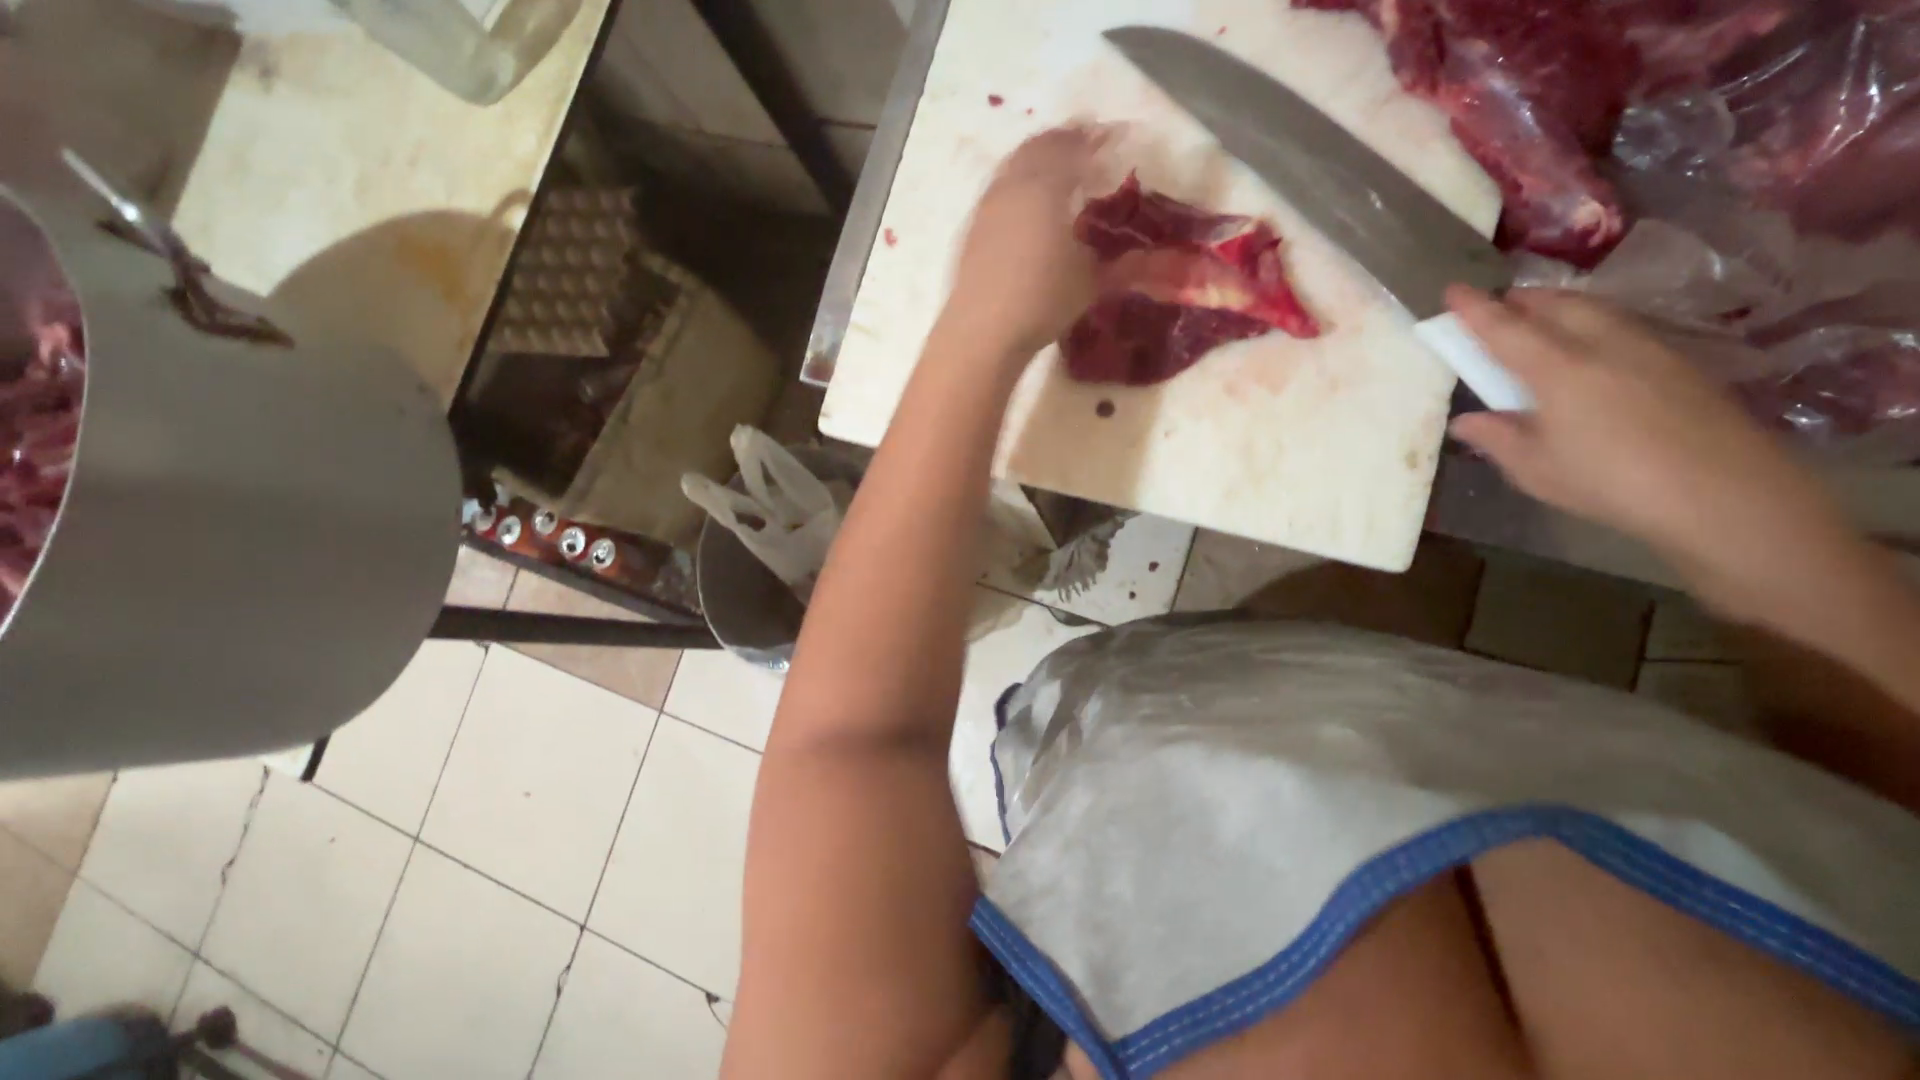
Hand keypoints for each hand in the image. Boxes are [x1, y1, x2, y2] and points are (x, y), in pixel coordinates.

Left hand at [944, 125, 1110, 358]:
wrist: (982, 331)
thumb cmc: (1042, 302)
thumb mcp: (1091, 282)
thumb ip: (1125, 264)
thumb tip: (1157, 257)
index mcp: (1047, 186)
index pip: (1076, 148)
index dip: (1099, 138)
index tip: (1118, 136)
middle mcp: (1014, 184)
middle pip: (1041, 146)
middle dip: (1066, 139)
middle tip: (1088, 141)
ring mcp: (988, 203)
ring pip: (1015, 162)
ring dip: (1039, 155)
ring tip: (1058, 164)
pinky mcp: (972, 226)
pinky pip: (1000, 185)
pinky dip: (1018, 178)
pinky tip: (1027, 199)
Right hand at [1446, 287, 1857, 610]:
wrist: (1723, 491)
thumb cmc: (1612, 482)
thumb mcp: (1536, 470)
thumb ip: (1497, 438)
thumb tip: (1466, 421)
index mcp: (1557, 368)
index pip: (1504, 327)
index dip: (1474, 308)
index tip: (1452, 289)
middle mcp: (1601, 342)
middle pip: (1555, 303)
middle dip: (1520, 299)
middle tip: (1497, 307)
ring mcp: (1646, 346)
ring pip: (1593, 308)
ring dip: (1559, 306)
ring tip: (1540, 320)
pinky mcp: (1677, 360)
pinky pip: (1621, 325)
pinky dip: (1592, 323)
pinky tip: (1590, 347)